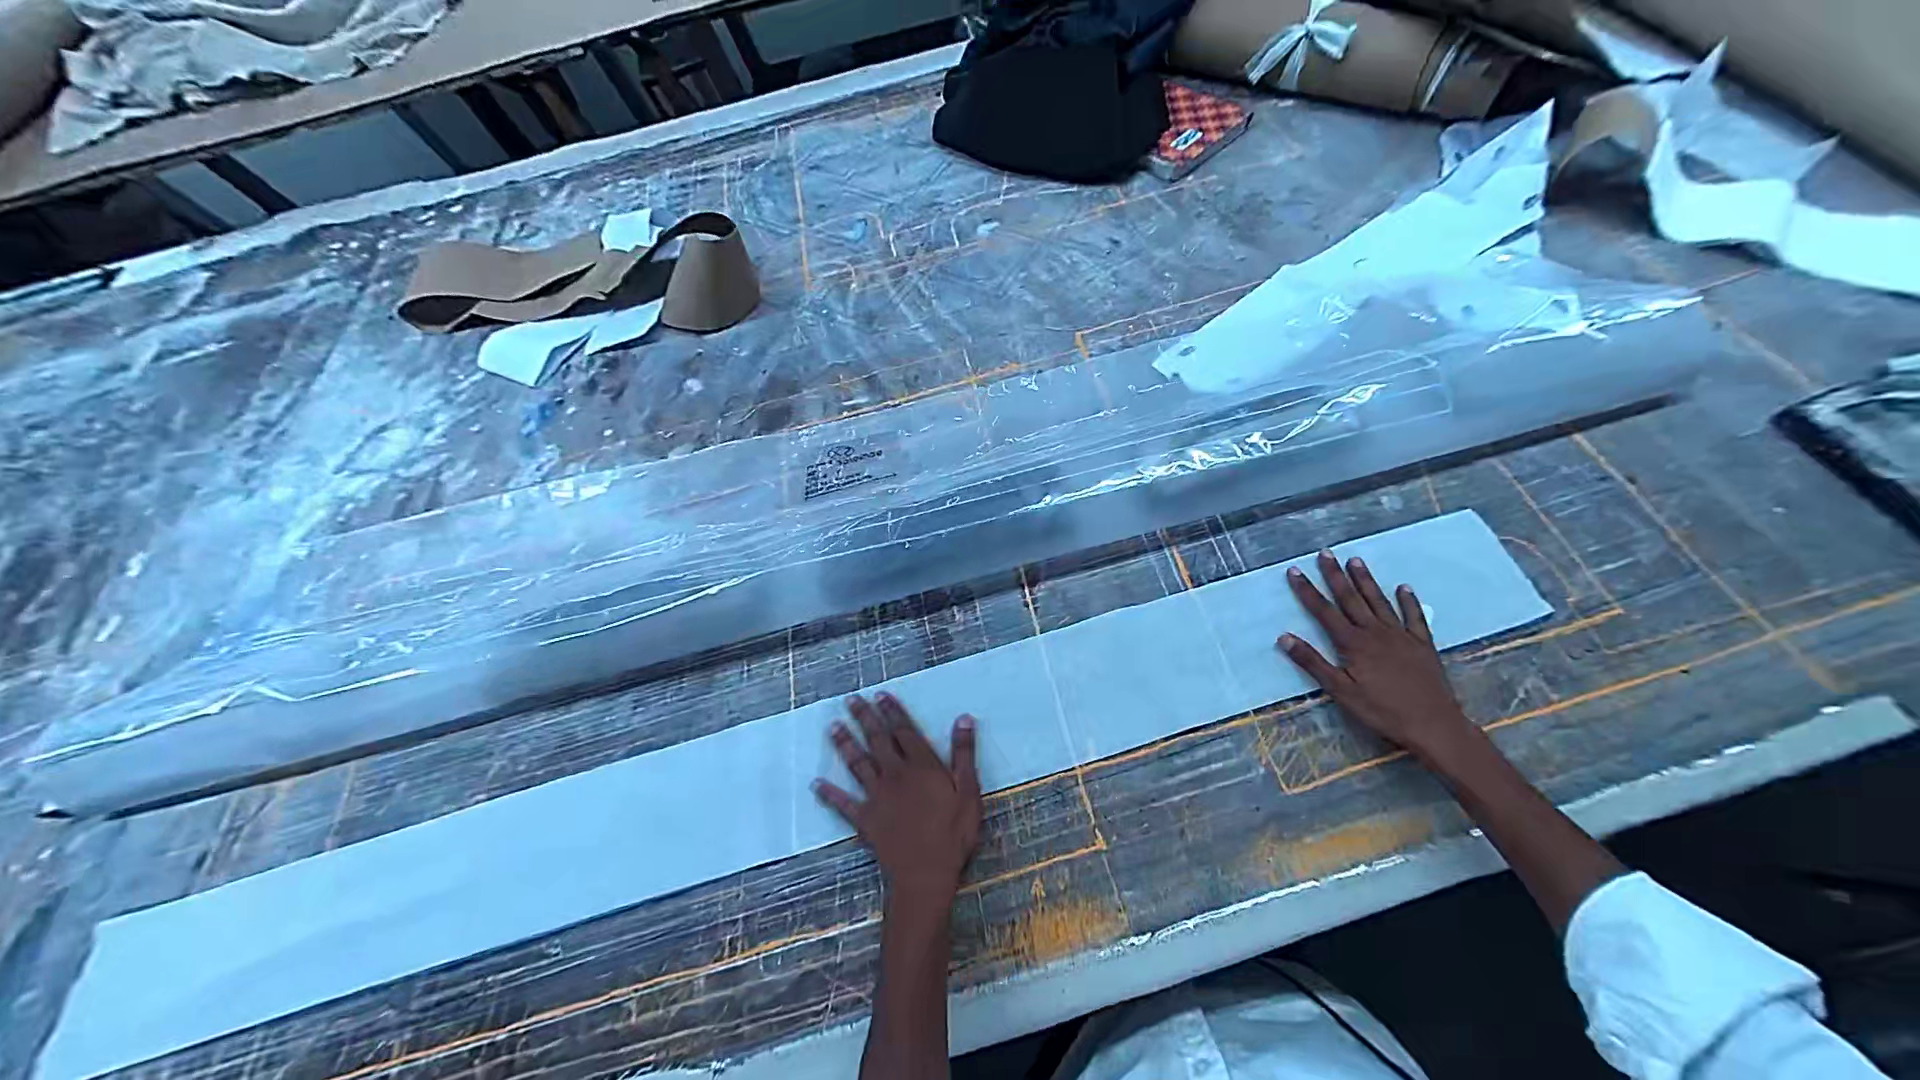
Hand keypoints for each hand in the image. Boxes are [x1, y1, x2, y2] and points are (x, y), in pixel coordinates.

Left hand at [816, 693, 982, 902]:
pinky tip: (816, 784)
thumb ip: (963, 754)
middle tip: (850, 700)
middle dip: (864, 718)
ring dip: (844, 744)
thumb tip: (963, 718)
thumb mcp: (968, 791)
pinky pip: (843, 804)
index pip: (904, 731)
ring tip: (833, 726)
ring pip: (857, 763)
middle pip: (877, 740)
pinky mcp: (864, 819)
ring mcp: (876, 796)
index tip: (880, 695)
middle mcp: (895, 774)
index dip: (892, 712)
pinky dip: (829, 794)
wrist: (926, 874)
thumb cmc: (953, 833)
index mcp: (921, 766)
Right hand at [1276, 551, 1477, 763]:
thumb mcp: (1340, 691)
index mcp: (1353, 643)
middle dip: (1335, 575)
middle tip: (1325, 553)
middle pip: (1351, 599)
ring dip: (1366, 581)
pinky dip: (1408, 601)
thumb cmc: (1381, 710)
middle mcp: (1375, 632)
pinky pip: (1414, 617)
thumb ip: (1312, 662)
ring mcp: (1401, 636)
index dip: (1307, 591)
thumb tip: (1284, 637)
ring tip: (1355, 561)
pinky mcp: (1422, 644)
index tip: (1295, 571)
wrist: (1433, 724)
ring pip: (1379, 602)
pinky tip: (1404, 588)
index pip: (1323, 611)